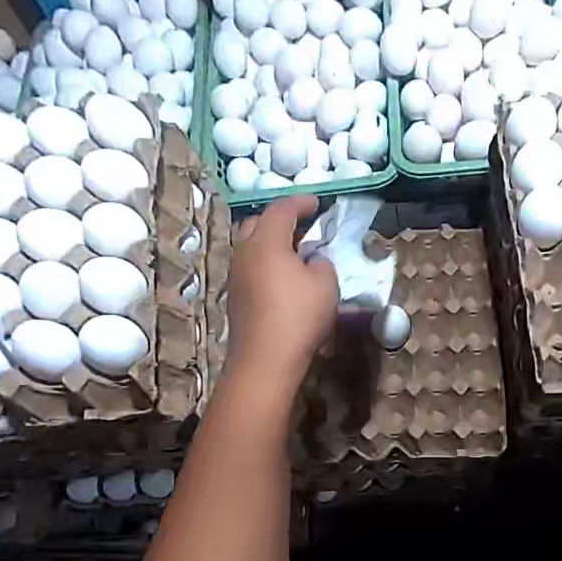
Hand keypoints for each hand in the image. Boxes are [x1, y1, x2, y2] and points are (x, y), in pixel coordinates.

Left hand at [227, 195, 337, 383]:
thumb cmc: (299, 316)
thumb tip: (314, 260)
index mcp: (267, 242)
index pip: (282, 209)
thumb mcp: (326, 286)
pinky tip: (283, 278)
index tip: (317, 202)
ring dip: (272, 243)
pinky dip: (267, 264)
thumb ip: (323, 264)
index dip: (301, 202)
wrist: (265, 358)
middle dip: (280, 219)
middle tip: (303, 225)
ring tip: (294, 252)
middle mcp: (245, 252)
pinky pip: (251, 268)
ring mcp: (236, 275)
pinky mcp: (236, 297)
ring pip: (251, 246)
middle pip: (258, 223)